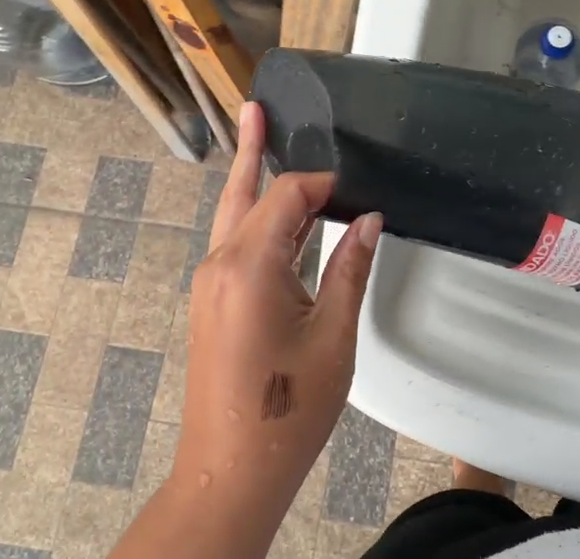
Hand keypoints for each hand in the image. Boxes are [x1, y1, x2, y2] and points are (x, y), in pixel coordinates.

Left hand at [169, 102, 380, 546]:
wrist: (231, 471)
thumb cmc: (288, 408)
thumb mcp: (334, 334)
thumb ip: (351, 267)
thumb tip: (369, 220)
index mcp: (249, 265)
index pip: (288, 195)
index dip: (323, 182)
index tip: (357, 188)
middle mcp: (220, 266)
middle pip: (243, 192)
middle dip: (254, 149)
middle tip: (257, 108)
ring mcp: (210, 285)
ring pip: (233, 216)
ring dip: (253, 182)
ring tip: (263, 143)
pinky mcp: (212, 303)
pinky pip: (234, 243)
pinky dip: (255, 218)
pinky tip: (277, 217)